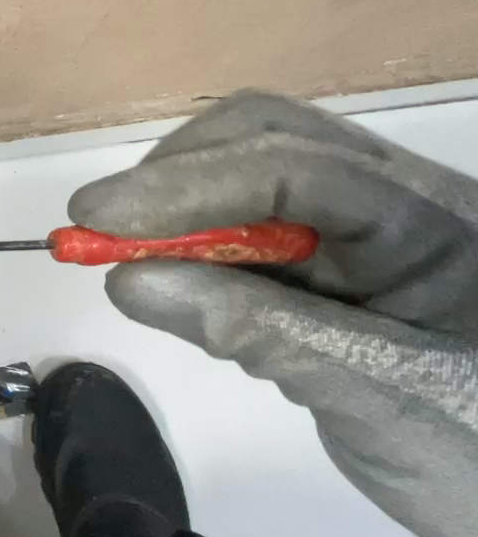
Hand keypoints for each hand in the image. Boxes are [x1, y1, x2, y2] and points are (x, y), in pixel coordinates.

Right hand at [70, 90, 477, 536]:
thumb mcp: (382, 398)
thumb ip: (258, 331)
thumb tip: (126, 282)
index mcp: (440, 223)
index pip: (296, 166)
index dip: (185, 184)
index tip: (96, 221)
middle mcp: (399, 205)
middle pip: (265, 139)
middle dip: (173, 174)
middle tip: (105, 227)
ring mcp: (363, 232)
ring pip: (244, 174)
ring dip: (173, 207)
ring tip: (126, 257)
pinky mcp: (327, 266)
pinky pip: (240, 228)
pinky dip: (185, 243)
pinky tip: (167, 279)